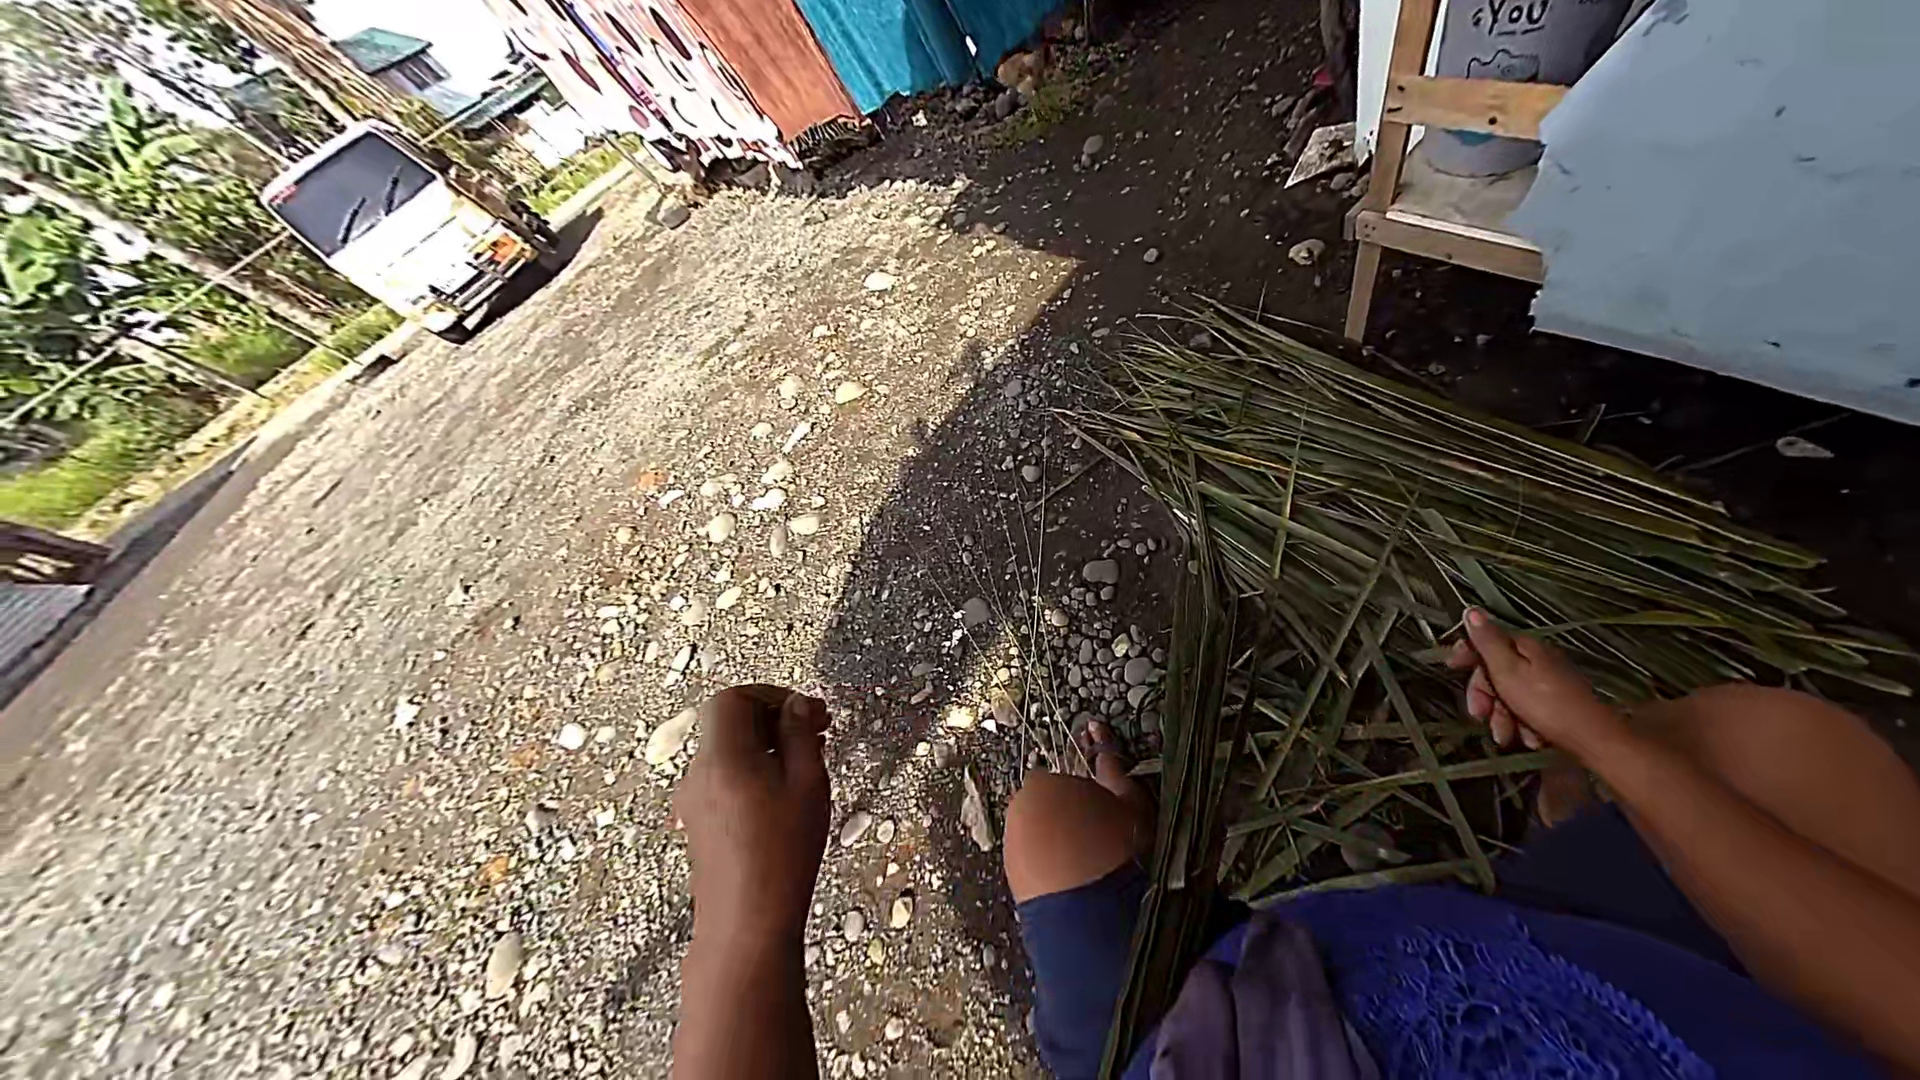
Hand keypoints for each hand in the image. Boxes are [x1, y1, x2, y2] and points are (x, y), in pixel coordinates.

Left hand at [675, 685, 830, 946]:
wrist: (746, 925)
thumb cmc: (782, 854)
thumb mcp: (807, 782)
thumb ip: (800, 733)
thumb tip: (798, 704)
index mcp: (722, 756)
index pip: (732, 698)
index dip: (770, 695)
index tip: (804, 709)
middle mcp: (700, 772)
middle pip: (730, 721)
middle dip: (774, 716)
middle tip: (817, 727)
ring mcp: (695, 799)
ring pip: (730, 748)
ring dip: (768, 742)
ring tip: (809, 757)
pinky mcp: (700, 820)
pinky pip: (726, 775)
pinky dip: (755, 766)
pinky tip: (786, 787)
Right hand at [1446, 608, 1628, 760]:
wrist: (1594, 740)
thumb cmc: (1545, 703)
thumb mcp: (1506, 669)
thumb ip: (1486, 641)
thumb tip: (1471, 610)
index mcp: (1525, 648)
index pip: (1486, 640)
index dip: (1466, 653)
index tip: (1453, 667)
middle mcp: (1538, 661)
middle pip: (1494, 672)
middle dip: (1484, 696)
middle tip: (1480, 714)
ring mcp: (1549, 683)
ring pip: (1508, 695)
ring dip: (1501, 716)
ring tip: (1506, 735)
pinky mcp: (1557, 705)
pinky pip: (1526, 710)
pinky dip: (1521, 724)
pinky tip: (1527, 736)